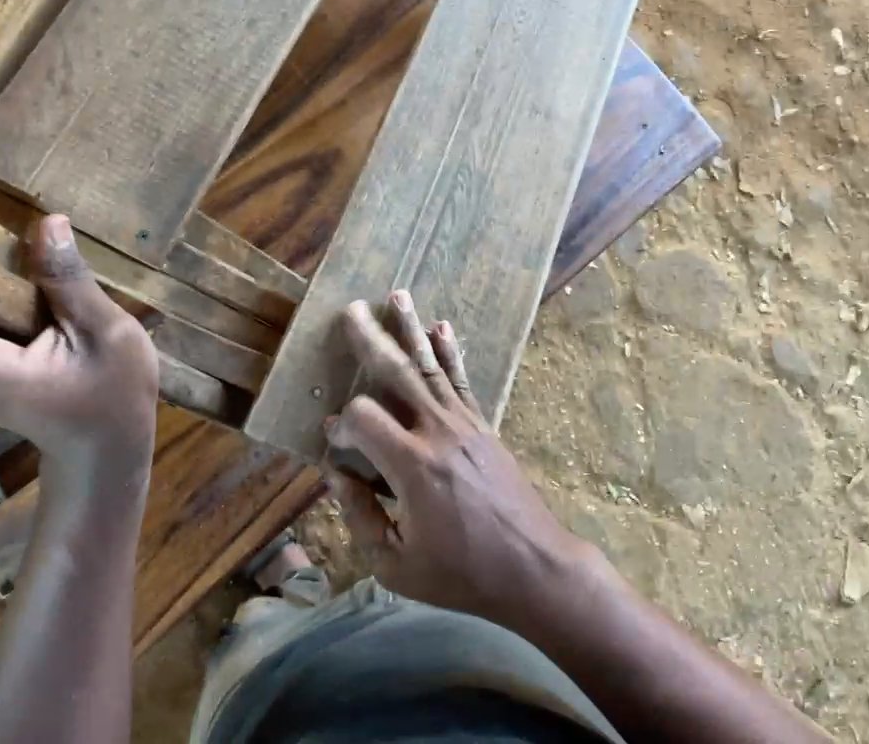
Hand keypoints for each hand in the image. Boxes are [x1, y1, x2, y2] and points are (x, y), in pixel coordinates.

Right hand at [324, 291, 594, 627]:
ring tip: (398, 295)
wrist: (534, 568)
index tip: (335, 448)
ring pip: (431, 366)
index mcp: (412, 466)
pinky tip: (442, 326)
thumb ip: (359, 516)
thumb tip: (335, 474)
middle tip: (350, 308)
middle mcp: (438, 432)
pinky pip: (463, 380)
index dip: (339, 427)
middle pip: (396, 372)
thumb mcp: (395, 564)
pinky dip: (450, 352)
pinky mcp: (484, 425)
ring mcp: (465, 424)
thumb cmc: (461, 573)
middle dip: (370, 339)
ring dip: (411, 329)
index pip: (361, 419)